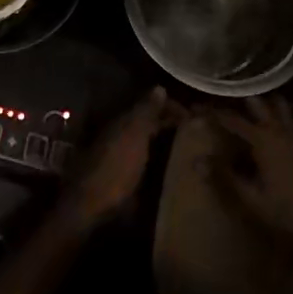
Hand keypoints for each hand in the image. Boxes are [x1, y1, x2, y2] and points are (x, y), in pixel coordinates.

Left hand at [61, 87, 182, 227]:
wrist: (92, 207)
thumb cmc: (114, 167)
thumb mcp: (132, 135)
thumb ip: (145, 111)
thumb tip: (160, 87)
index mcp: (121, 122)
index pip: (148, 106)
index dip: (170, 107)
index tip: (194, 115)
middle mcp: (120, 136)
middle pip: (148, 124)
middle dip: (170, 124)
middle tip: (200, 131)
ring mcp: (121, 158)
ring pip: (148, 143)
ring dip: (167, 143)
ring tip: (195, 149)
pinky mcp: (126, 181)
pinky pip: (149, 164)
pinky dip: (163, 162)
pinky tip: (179, 170)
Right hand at [210, 95, 292, 245]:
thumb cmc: (286, 214)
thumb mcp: (250, 198)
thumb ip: (223, 177)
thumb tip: (196, 160)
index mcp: (263, 140)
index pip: (232, 119)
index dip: (213, 112)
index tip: (197, 107)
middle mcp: (282, 132)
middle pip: (260, 105)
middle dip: (242, 100)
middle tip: (227, 100)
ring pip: (283, 111)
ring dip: (268, 108)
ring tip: (255, 111)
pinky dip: (287, 129)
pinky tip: (283, 139)